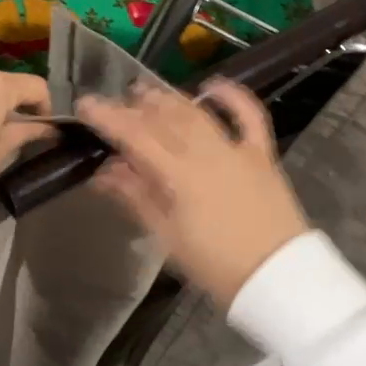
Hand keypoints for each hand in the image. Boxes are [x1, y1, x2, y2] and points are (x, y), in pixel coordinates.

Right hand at [79, 80, 309, 310]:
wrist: (281, 280)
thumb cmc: (217, 267)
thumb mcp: (168, 238)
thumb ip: (136, 197)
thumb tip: (104, 171)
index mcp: (178, 174)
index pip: (135, 135)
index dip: (108, 117)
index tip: (85, 105)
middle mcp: (205, 151)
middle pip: (164, 118)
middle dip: (136, 106)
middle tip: (115, 104)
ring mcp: (236, 149)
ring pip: (196, 112)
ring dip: (169, 98)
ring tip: (147, 92)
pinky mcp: (262, 154)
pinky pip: (248, 114)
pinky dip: (231, 96)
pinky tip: (212, 85)